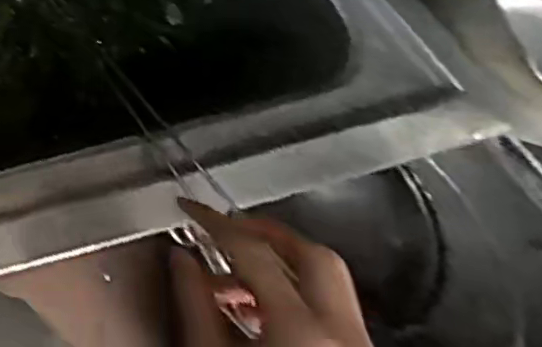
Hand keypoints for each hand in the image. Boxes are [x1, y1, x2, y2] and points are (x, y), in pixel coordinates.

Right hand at [172, 199, 373, 346]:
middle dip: (266, 232)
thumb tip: (181, 259)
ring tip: (238, 279)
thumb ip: (193, 304)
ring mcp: (360, 346)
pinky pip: (334, 311)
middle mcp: (342, 332)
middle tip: (229, 230)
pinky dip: (298, 298)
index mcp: (302, 327)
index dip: (214, 221)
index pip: (253, 249)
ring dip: (282, 266)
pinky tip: (263, 314)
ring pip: (328, 282)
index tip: (190, 208)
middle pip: (313, 254)